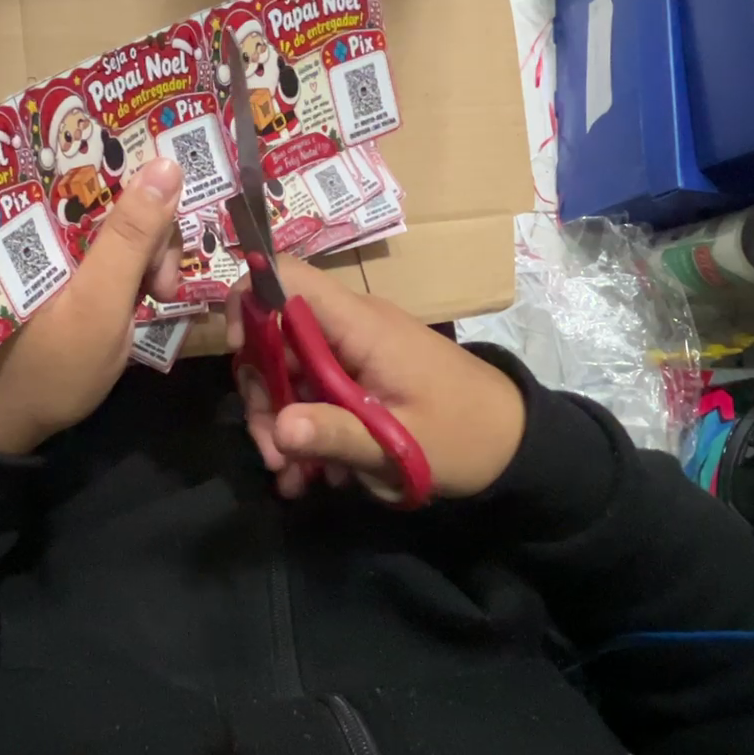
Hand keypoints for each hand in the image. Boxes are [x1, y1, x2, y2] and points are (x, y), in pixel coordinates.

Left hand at [0, 159, 183, 454]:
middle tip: (163, 286)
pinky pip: (112, 252)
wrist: (8, 424)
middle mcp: (45, 221)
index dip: (150, 186)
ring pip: (123, 226)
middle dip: (155, 236)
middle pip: (120, 196)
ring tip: (158, 296)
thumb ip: (133, 239)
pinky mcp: (65, 272)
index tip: (175, 228)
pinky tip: (146, 295)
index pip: (102, 168)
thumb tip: (167, 164)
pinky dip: (136, 271)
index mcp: (42, 218)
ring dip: (151, 258)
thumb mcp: (102, 303)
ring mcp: (57, 248)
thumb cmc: (51, 365)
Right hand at [226, 259, 525, 500]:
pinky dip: (306, 428)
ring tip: (293, 479)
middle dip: (264, 394)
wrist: (514, 443)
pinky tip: (312, 475)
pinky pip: (312, 391)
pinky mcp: (356, 375)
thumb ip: (336, 435)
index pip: (288, 276)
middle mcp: (348, 328)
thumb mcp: (398, 444)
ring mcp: (351, 352)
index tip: (239, 353)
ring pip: (287, 370)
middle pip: (274, 337)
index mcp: (359, 325)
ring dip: (282, 422)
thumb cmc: (463, 435)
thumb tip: (279, 428)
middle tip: (275, 454)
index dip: (250, 300)